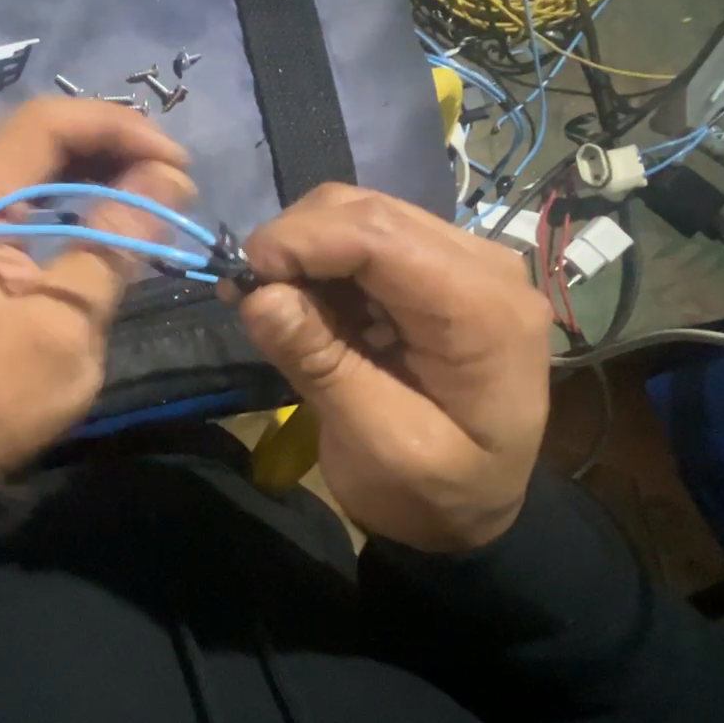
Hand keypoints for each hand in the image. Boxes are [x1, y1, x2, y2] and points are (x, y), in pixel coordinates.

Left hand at [0, 99, 192, 480]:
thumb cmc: (4, 394)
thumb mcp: (67, 321)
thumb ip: (113, 240)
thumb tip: (166, 175)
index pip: (42, 125)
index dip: (114, 127)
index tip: (172, 157)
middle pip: (38, 136)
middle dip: (110, 142)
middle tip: (171, 173)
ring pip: (37, 163)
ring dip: (98, 165)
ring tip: (156, 188)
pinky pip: (31, 197)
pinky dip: (77, 194)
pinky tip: (116, 209)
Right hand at [232, 184, 553, 551]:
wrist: (468, 511)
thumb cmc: (430, 490)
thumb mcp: (376, 443)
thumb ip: (322, 367)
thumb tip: (257, 296)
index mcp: (482, 312)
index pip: (380, 236)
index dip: (300, 241)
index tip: (240, 278)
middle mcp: (481, 267)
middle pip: (366, 211)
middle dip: (293, 242)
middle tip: (248, 295)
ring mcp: (459, 262)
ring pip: (356, 214)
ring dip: (300, 249)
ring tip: (271, 303)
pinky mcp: (432, 269)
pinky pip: (359, 237)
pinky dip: (314, 260)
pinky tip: (300, 303)